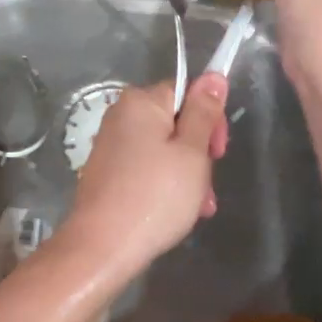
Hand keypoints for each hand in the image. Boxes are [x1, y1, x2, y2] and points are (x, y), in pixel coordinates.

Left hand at [60, 73, 228, 275]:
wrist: (102, 245)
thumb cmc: (155, 195)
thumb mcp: (192, 153)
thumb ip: (204, 113)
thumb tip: (213, 76)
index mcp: (140, 101)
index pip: (185, 92)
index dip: (209, 119)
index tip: (219, 152)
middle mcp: (121, 115)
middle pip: (174, 122)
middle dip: (198, 153)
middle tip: (206, 186)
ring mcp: (111, 144)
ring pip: (163, 149)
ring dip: (186, 174)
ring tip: (197, 208)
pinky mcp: (107, 170)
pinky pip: (146, 167)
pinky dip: (164, 184)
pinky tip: (175, 212)